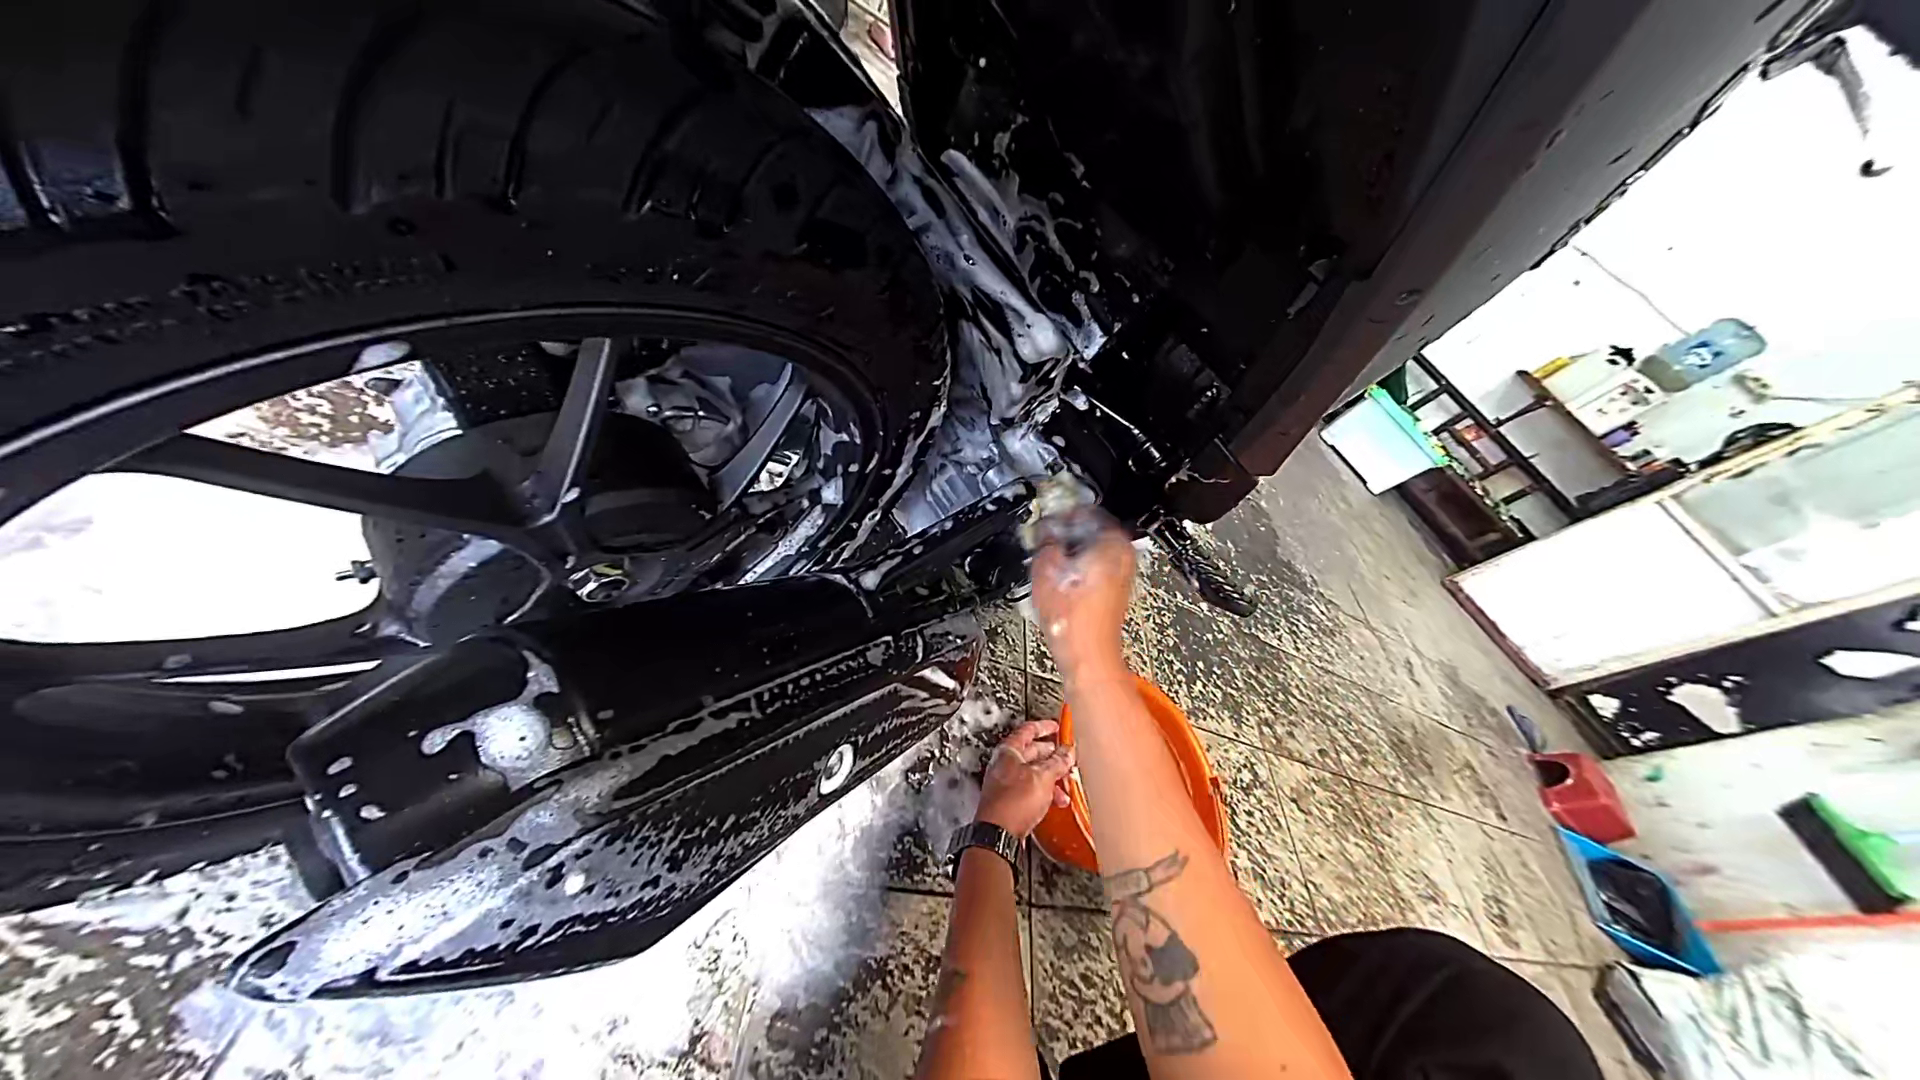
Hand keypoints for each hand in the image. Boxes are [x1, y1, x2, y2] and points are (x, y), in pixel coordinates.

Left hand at [975, 718, 1075, 839]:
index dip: (1044, 727)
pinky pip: (1031, 790)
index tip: (1055, 726)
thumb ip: (1057, 762)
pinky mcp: (1010, 801)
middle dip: (1052, 755)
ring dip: (1051, 776)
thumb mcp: (1043, 777)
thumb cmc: (1013, 802)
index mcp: (1009, 751)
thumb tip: (1067, 752)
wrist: (998, 834)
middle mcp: (1005, 765)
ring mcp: (1006, 783)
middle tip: (1066, 756)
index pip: (1028, 731)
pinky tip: (1056, 800)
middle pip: (1031, 752)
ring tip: (1066, 782)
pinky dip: (1045, 792)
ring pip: (1033, 773)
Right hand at [1029, 507, 1135, 685]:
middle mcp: (1124, 554)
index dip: (1059, 515)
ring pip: (1092, 548)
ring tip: (1050, 561)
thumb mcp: (1045, 570)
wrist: (1088, 655)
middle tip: (1044, 541)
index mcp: (1112, 541)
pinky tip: (1061, 580)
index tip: (1045, 522)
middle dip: (1065, 534)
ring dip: (1071, 551)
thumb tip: (1045, 533)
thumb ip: (1045, 542)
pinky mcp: (1116, 588)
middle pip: (1090, 529)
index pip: (1084, 510)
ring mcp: (1123, 572)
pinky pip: (1095, 565)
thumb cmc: (1074, 621)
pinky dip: (1079, 567)